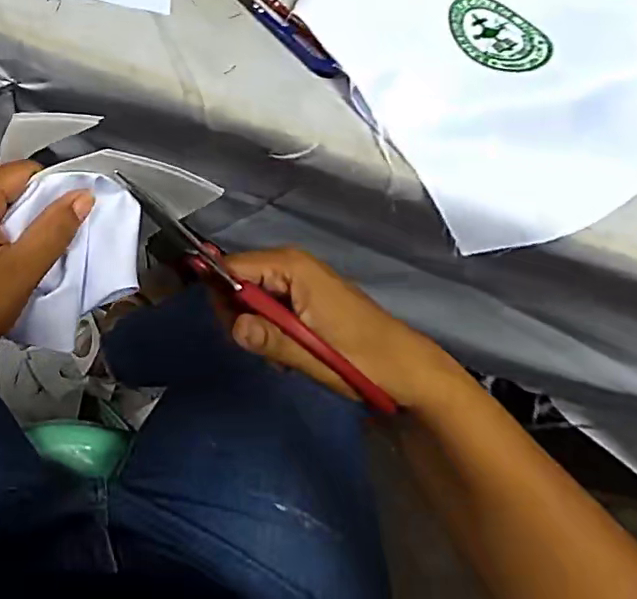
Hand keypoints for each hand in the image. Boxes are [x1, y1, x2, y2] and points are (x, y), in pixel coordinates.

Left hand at [0, 161, 91, 427]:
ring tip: (32, 259)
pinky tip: (7, 264)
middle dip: (37, 212)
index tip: (72, 223)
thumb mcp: (21, 271)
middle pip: (11, 187)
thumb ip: (54, 229)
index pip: (26, 172)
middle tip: (54, 247)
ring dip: (20, 227)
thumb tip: (83, 195)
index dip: (55, 191)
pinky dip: (0, 236)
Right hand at [215, 248, 468, 409]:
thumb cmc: (367, 360)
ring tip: (280, 353)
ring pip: (249, 293)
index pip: (229, 267)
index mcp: (290, 265)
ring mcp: (297, 276)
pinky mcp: (302, 292)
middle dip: (240, 314)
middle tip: (260, 347)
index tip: (233, 330)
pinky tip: (287, 348)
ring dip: (255, 324)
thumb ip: (271, 339)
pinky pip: (267, 300)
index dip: (222, 296)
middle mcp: (289, 262)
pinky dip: (269, 325)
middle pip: (235, 279)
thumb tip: (234, 328)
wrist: (413, 373)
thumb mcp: (315, 356)